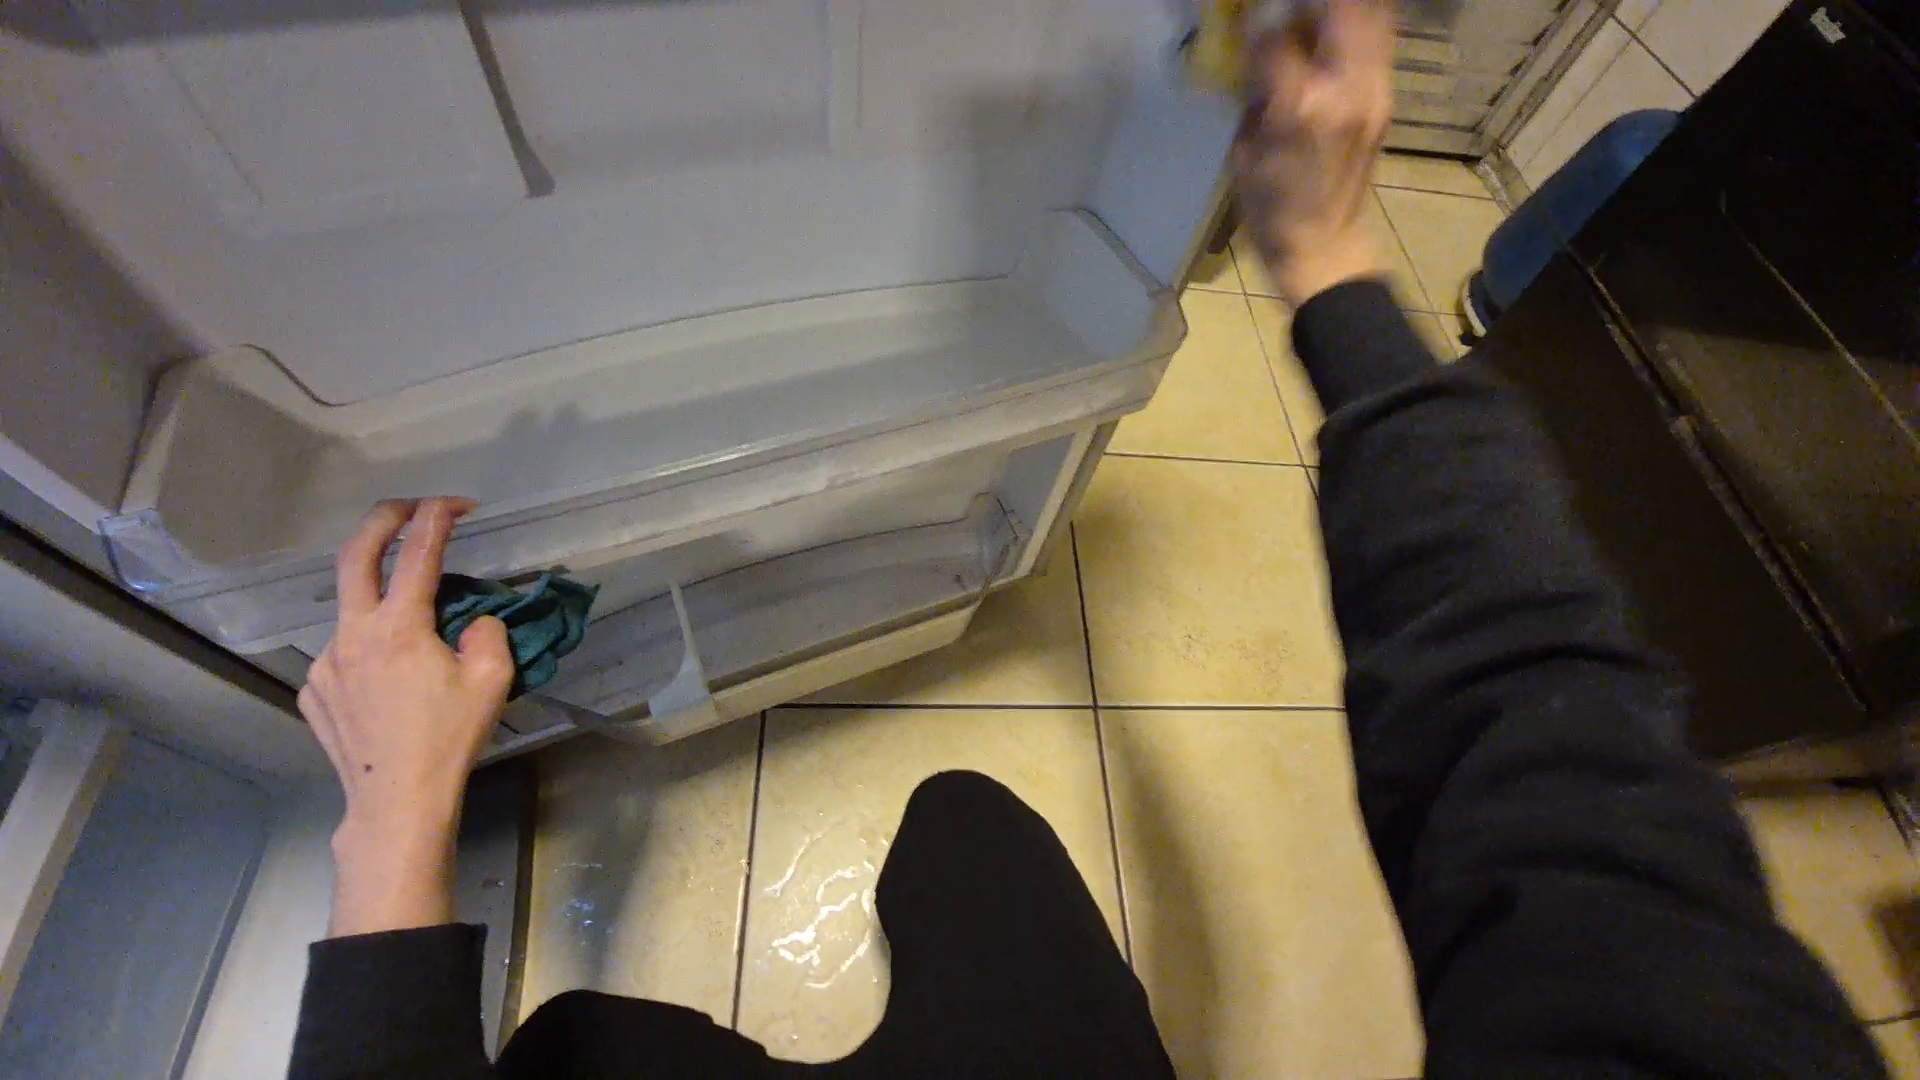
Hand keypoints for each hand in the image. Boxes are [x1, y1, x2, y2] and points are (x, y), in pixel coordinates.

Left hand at [299, 497, 514, 936]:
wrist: (396, 798)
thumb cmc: (450, 735)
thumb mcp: (492, 678)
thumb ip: (486, 632)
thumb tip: (472, 621)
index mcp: (399, 627)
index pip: (418, 555)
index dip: (437, 519)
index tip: (458, 503)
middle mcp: (352, 634)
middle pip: (356, 557)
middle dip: (384, 520)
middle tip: (412, 507)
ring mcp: (325, 662)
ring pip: (355, 611)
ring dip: (386, 599)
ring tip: (422, 627)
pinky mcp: (315, 690)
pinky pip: (346, 651)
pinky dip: (373, 644)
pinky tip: (396, 676)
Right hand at [1232, 0, 1395, 306]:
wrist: (1322, 245)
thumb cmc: (1269, 210)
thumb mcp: (1243, 154)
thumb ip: (1254, 95)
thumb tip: (1257, 50)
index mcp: (1299, 109)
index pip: (1276, 38)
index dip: (1258, 26)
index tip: (1246, 25)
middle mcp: (1345, 89)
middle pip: (1338, 7)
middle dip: (1308, 5)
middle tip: (1287, 14)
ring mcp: (1374, 90)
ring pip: (1370, 13)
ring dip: (1338, 9)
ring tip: (1312, 20)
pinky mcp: (1386, 97)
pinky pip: (1378, 38)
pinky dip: (1356, 26)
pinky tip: (1332, 39)